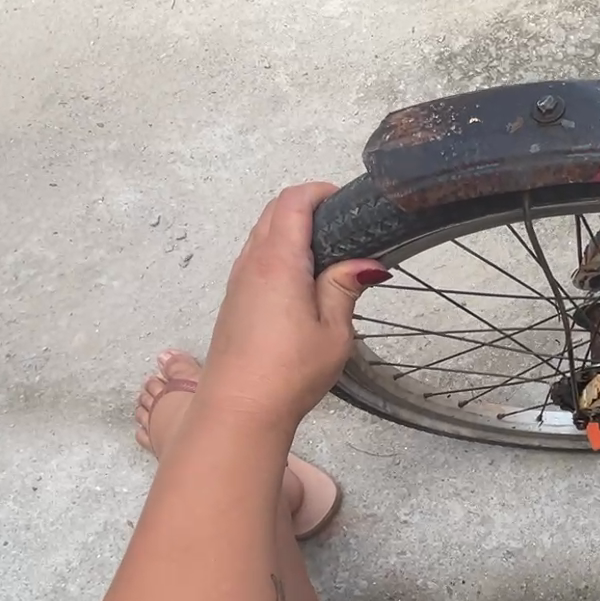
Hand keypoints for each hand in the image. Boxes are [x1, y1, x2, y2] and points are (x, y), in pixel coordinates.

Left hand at [195, 182, 387, 436]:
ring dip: (289, 227)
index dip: (319, 191)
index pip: (293, 203)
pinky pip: (255, 257)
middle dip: (305, 205)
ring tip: (327, 248)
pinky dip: (278, 249)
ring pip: (261, 233)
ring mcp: (238, 281)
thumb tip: (365, 261)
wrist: (240, 408)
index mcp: (279, 261)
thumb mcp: (333, 331)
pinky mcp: (234, 300)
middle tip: (342, 222)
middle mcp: (252, 262)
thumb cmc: (290, 371)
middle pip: (273, 211)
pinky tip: (301, 276)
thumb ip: (345, 287)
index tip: (346, 199)